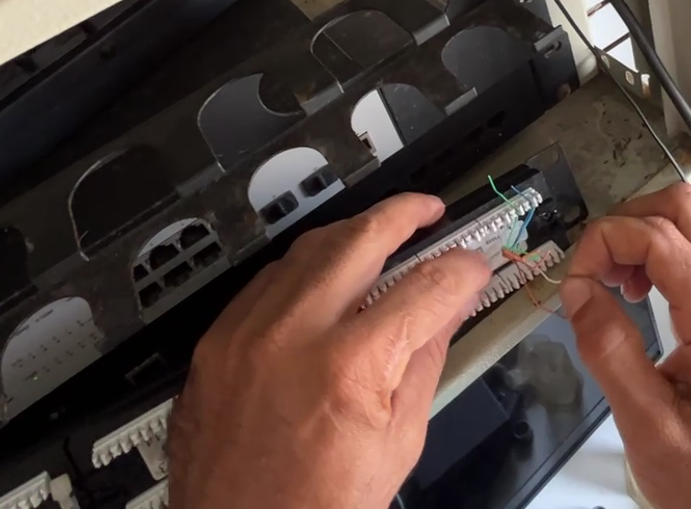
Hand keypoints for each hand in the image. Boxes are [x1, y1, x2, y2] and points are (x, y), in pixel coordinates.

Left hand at [168, 193, 491, 508]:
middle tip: (429, 211)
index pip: (426, 287)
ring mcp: (248, 331)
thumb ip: (427, 356)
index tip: (472, 265)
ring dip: (356, 232)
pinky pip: (273, 275)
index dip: (461, 269)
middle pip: (363, 237)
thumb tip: (452, 303)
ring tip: (384, 234)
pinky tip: (330, 273)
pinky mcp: (218, 337)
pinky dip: (310, 265)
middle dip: (405, 213)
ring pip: (313, 244)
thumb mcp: (397, 440)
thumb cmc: (317, 508)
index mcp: (349, 368)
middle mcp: (293, 335)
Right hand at [559, 183, 690, 508]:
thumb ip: (610, 352)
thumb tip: (576, 289)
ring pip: (687, 223)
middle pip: (682, 207)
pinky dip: (651, 254)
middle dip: (626, 221)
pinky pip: (688, 253)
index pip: (658, 236)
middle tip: (595, 267)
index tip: (575, 279)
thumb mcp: (648, 427)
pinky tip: (630, 292)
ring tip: (609, 281)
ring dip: (638, 235)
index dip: (606, 241)